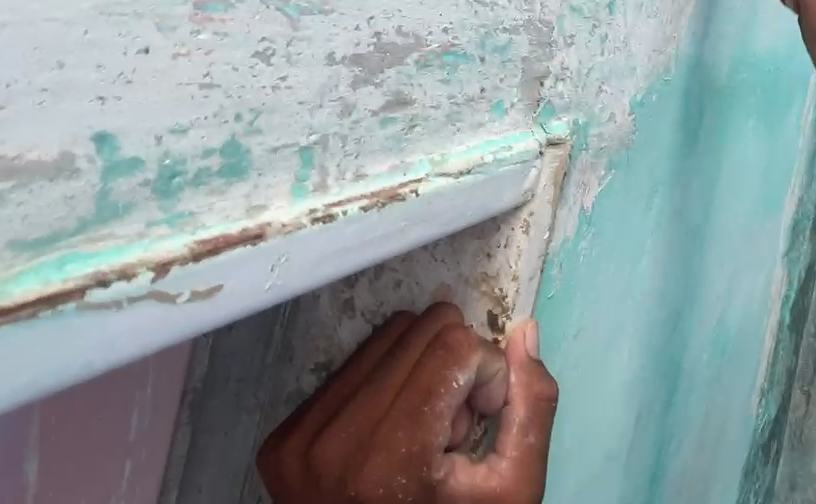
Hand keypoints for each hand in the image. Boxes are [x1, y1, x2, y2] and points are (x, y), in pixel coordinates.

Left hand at [258, 303, 558, 503]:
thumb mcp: (514, 487)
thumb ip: (532, 404)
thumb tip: (522, 329)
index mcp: (390, 456)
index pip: (456, 346)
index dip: (487, 371)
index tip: (482, 418)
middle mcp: (334, 440)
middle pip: (425, 328)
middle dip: (457, 364)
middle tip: (453, 424)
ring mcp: (299, 440)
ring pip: (392, 333)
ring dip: (425, 368)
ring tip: (424, 428)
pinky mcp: (282, 440)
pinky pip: (358, 360)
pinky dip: (391, 381)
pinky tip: (394, 433)